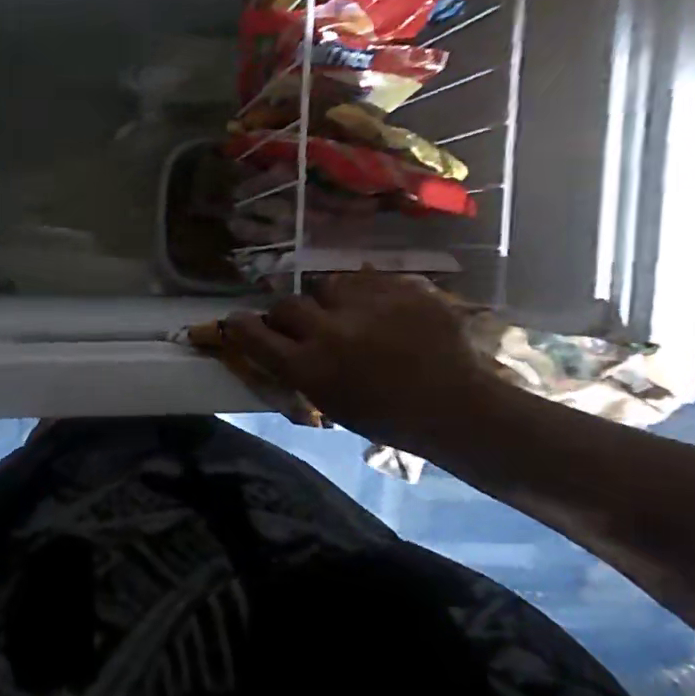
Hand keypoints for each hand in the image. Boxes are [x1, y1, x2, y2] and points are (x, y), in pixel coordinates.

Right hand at [222, 270, 496, 449]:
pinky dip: (367, 292)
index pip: (253, 334)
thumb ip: (297, 367)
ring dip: (330, 299)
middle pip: (287, 305)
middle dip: (290, 315)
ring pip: (327, 285)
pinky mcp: (402, 291)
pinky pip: (368, 279)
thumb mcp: (327, 400)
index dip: (241, 326)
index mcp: (309, 366)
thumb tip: (273, 343)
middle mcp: (331, 332)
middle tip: (305, 324)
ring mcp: (368, 307)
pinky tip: (379, 308)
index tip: (238, 322)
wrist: (456, 407)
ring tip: (347, 312)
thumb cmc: (385, 416)